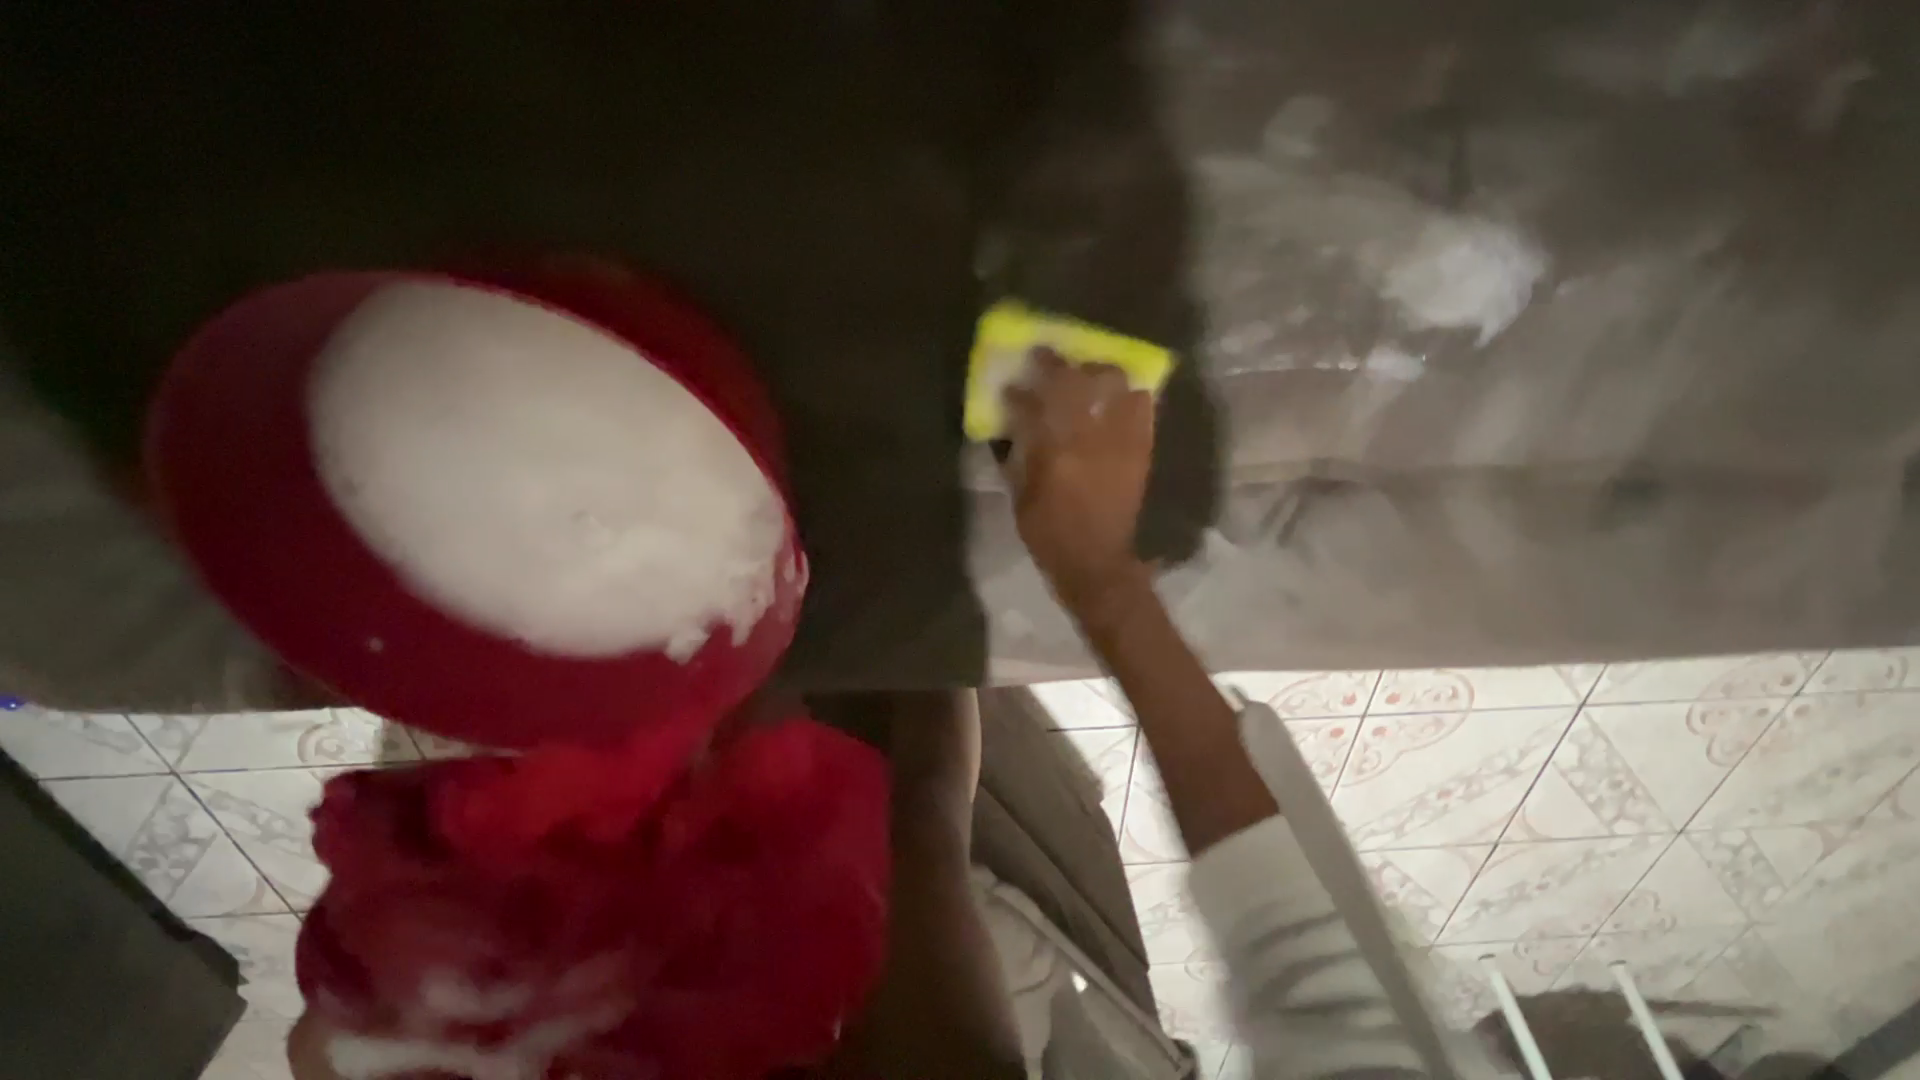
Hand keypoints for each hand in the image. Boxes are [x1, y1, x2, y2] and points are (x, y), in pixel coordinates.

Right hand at [1002, 350, 1154, 613]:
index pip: (1034, 404)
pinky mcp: (1141, 449)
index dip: (1021, 389)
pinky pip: (1142, 410)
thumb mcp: (1020, 496)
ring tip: (1090, 370)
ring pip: (1113, 387)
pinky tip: (1122, 392)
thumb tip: (1014, 421)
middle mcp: (1088, 439)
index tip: (1013, 380)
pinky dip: (1132, 395)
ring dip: (1099, 371)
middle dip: (1058, 364)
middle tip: (1048, 357)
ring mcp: (1119, 441)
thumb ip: (1018, 455)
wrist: (1097, 562)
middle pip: (1074, 384)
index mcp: (1052, 452)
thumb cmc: (1049, 535)